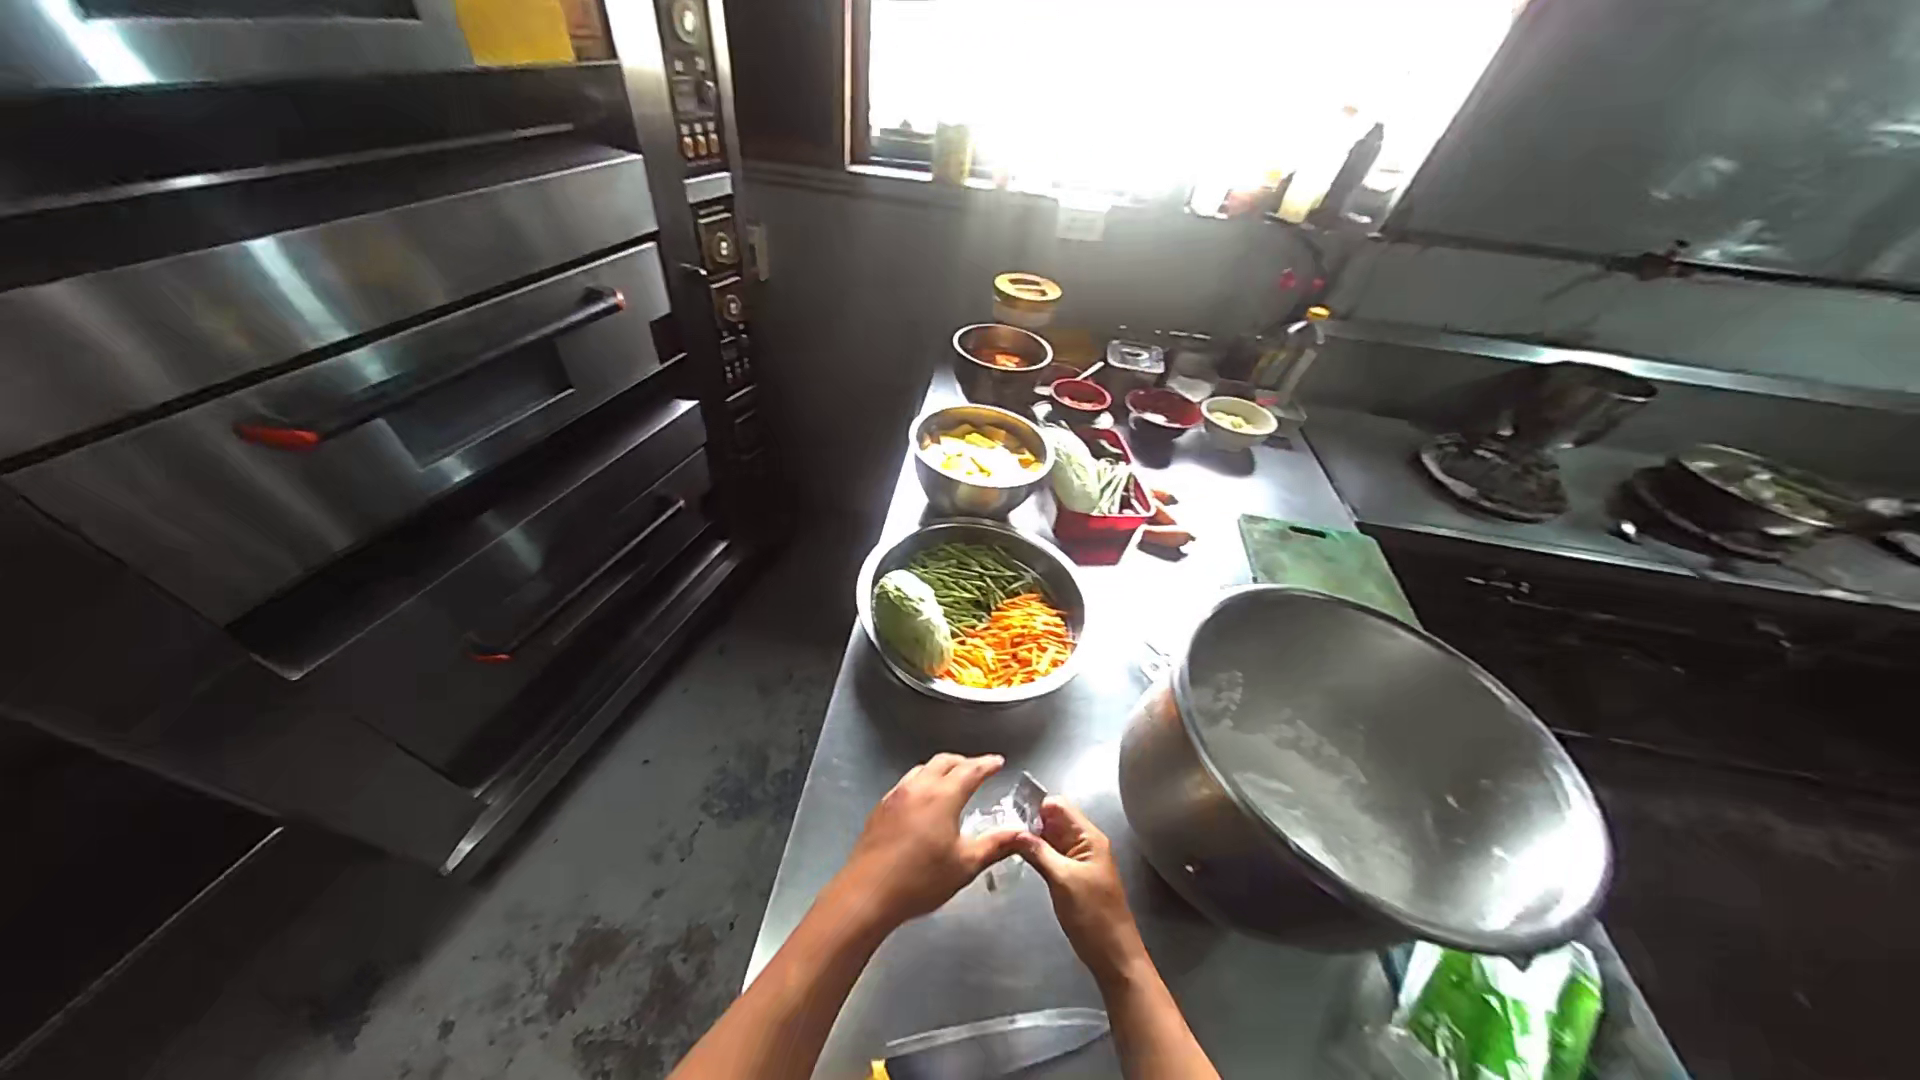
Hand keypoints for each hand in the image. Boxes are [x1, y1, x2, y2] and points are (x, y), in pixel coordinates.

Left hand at [831, 753, 1024, 928]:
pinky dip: (923, 781)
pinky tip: (923, 800)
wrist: (868, 893)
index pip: (971, 770)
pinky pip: (907, 782)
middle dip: (965, 762)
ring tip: (952, 781)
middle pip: (945, 761)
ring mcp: (897, 794)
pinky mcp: (881, 807)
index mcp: (943, 795)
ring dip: (941, 769)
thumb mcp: (965, 864)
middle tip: (978, 769)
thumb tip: (1022, 834)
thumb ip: (996, 845)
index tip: (998, 762)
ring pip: (923, 769)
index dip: (987, 764)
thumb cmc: (921, 879)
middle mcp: (919, 787)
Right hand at [1014, 797, 1147, 985]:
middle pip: (1055, 820)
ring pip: (1052, 838)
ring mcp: (1080, 860)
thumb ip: (1038, 852)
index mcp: (1090, 837)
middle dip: (1031, 821)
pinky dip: (1038, 853)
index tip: (1012, 815)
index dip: (1036, 806)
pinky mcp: (1073, 875)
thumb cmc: (1093, 916)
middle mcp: (1086, 843)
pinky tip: (1020, 856)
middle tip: (1004, 829)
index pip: (1060, 806)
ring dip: (1032, 838)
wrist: (1114, 956)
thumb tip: (1014, 831)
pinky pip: (1053, 854)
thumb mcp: (1062, 880)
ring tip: (1006, 841)